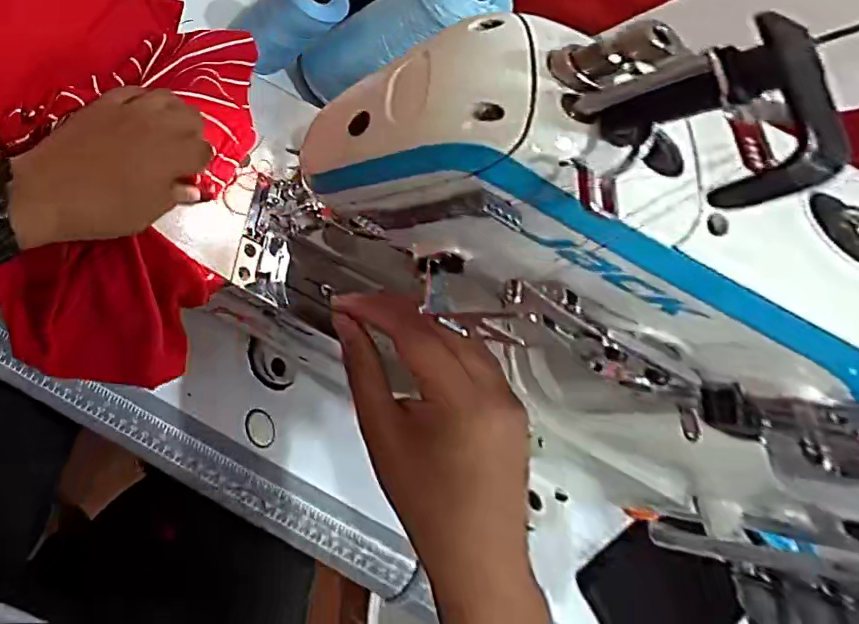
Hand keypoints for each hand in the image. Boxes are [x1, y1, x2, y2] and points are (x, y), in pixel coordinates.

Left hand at [9, 87, 212, 248]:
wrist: (48, 191)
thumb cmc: (100, 210)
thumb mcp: (144, 214)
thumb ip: (172, 196)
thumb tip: (189, 187)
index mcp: (173, 153)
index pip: (204, 150)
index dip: (198, 165)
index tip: (185, 176)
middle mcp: (158, 124)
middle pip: (192, 118)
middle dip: (191, 135)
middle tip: (176, 154)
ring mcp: (130, 107)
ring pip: (167, 98)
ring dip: (172, 114)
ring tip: (161, 131)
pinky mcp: (106, 100)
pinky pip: (136, 91)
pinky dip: (143, 101)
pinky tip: (137, 114)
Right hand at [332, 292, 545, 622]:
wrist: (475, 555)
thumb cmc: (429, 504)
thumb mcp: (380, 427)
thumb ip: (362, 367)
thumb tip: (349, 326)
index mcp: (463, 400)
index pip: (414, 330)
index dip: (375, 308)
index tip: (347, 303)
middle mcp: (495, 395)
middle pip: (440, 326)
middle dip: (394, 310)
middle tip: (358, 307)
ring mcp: (509, 403)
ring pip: (460, 336)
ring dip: (419, 322)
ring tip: (382, 319)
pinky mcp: (511, 411)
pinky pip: (476, 357)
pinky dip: (442, 341)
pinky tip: (418, 344)